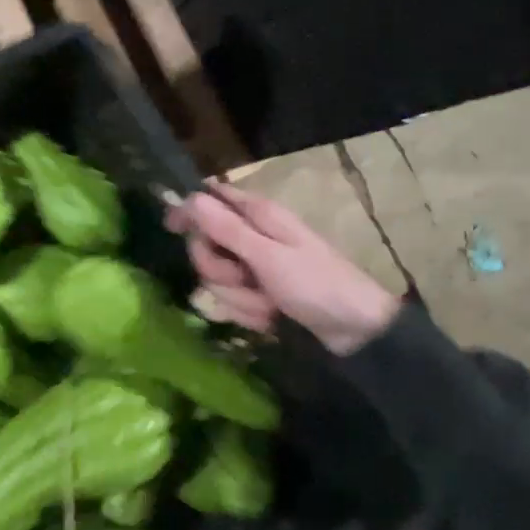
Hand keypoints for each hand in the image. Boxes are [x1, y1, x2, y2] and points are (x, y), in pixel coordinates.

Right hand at [165, 181, 400, 355]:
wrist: (357, 332)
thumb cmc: (317, 284)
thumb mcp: (268, 256)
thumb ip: (226, 229)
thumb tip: (190, 197)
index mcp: (258, 215)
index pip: (209, 199)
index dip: (188, 210)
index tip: (172, 228)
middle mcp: (253, 237)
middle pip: (205, 244)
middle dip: (217, 268)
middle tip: (242, 278)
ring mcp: (255, 267)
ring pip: (216, 277)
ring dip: (238, 296)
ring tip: (268, 304)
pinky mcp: (258, 293)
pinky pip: (232, 300)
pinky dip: (250, 312)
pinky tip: (271, 317)